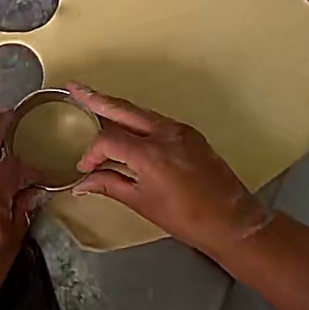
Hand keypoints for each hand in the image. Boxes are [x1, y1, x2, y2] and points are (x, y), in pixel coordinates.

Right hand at [67, 84, 271, 252]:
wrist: (233, 222)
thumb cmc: (188, 217)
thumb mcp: (141, 202)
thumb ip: (108, 184)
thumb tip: (83, 183)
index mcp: (150, 154)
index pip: (108, 140)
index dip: (92, 153)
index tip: (86, 168)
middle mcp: (165, 135)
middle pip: (122, 109)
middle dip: (95, 98)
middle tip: (74, 88)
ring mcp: (180, 132)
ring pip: (139, 112)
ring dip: (115, 107)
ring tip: (93, 99)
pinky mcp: (190, 135)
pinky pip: (155, 120)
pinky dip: (135, 118)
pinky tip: (124, 121)